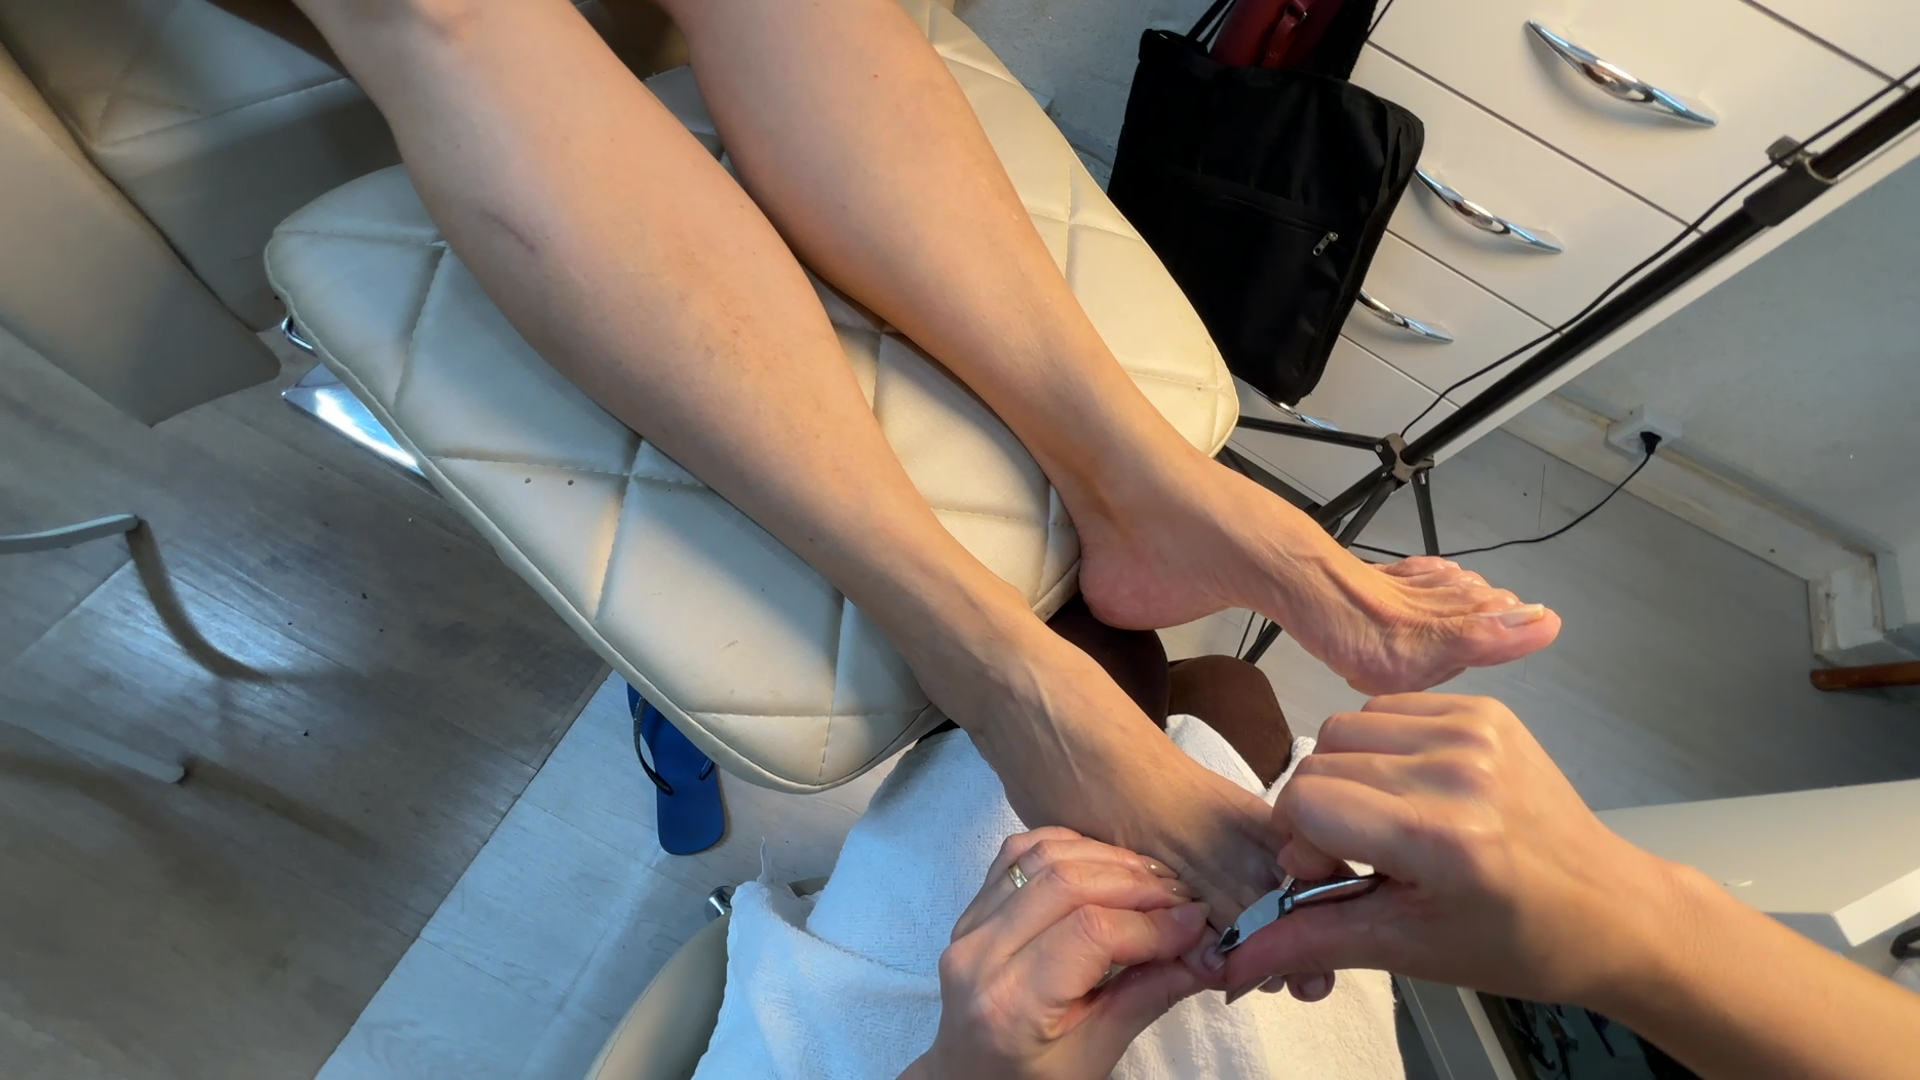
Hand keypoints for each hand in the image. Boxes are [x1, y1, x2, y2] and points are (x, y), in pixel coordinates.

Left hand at [906, 828, 1224, 1079]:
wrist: (966, 1077)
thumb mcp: (1095, 1056)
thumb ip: (1146, 996)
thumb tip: (1206, 951)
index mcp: (1010, 1004)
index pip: (1089, 933)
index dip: (1149, 923)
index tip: (1196, 922)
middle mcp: (980, 952)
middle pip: (1065, 883)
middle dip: (1134, 882)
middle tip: (1181, 894)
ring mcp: (969, 922)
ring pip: (1042, 856)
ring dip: (1104, 857)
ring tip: (1152, 875)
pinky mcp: (971, 903)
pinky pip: (1018, 851)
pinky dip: (1066, 845)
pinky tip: (1102, 859)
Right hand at [1221, 694, 1685, 1006]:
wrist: (1615, 910)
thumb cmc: (1516, 940)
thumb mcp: (1408, 949)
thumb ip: (1311, 940)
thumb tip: (1233, 959)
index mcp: (1441, 839)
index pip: (1305, 802)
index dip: (1299, 839)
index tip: (1328, 867)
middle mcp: (1456, 772)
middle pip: (1317, 761)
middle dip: (1319, 808)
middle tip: (1360, 847)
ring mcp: (1473, 732)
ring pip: (1342, 727)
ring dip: (1344, 770)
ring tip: (1387, 811)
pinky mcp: (1482, 710)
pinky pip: (1382, 707)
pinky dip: (1378, 743)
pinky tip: (1411, 781)